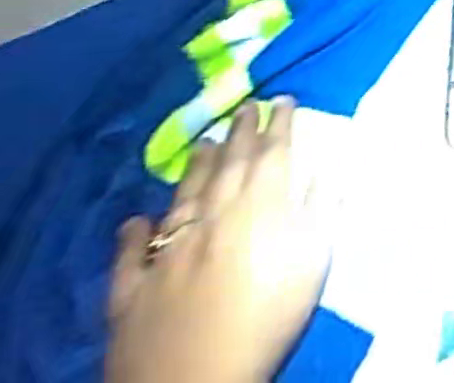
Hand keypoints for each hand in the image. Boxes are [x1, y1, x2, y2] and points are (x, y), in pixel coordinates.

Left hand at [107, 97, 332, 382]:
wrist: (195, 380)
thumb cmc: (273, 313)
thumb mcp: (313, 258)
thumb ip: (317, 211)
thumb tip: (322, 171)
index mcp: (261, 209)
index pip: (273, 155)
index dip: (280, 125)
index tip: (284, 99)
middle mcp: (212, 220)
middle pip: (228, 168)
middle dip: (241, 134)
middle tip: (246, 107)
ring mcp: (166, 253)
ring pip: (183, 198)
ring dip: (196, 167)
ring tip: (204, 142)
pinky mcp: (132, 288)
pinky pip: (132, 253)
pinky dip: (136, 231)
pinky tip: (137, 217)